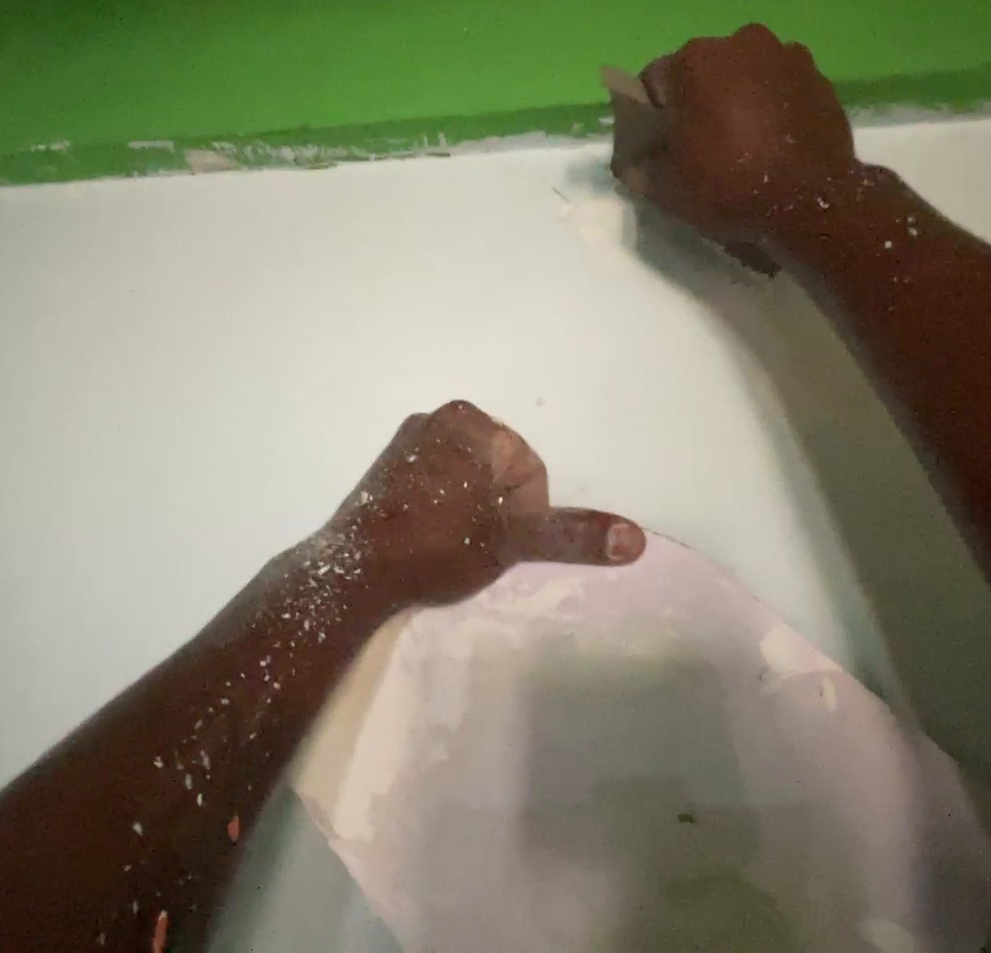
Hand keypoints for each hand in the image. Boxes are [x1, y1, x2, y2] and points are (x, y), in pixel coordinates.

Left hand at [325, 401, 644, 608]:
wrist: (354, 574)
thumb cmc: (436, 549)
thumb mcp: (509, 542)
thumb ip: (569, 535)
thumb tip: (635, 537)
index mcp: (474, 424)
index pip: (530, 472)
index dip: (521, 515)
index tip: (491, 541)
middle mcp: (442, 417)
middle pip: (500, 470)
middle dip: (496, 508)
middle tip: (468, 543)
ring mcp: (410, 437)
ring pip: (470, 476)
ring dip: (470, 507)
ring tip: (445, 540)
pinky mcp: (388, 461)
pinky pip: (438, 478)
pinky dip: (442, 502)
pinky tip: (426, 532)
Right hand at [613, 24, 858, 241]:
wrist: (808, 202)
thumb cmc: (726, 185)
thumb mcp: (663, 187)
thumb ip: (638, 164)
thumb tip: (632, 159)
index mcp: (694, 60)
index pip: (652, 82)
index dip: (647, 117)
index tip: (653, 145)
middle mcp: (740, 42)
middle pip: (701, 73)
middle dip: (693, 102)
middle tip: (694, 146)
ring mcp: (785, 55)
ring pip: (742, 76)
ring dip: (733, 101)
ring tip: (736, 145)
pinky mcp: (818, 77)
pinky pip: (778, 88)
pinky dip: (768, 107)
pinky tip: (768, 143)